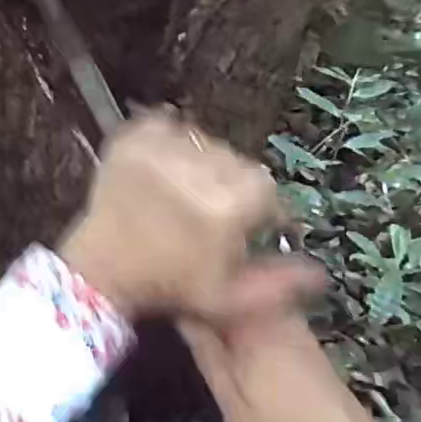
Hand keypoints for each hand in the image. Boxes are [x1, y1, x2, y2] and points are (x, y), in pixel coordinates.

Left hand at [57, 113, 277, 317]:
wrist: (101, 271)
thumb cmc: (167, 286)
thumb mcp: (227, 298)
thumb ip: (278, 285)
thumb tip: (320, 270)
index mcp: (226, 206)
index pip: (262, 184)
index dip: (255, 204)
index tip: (243, 219)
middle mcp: (198, 170)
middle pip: (234, 159)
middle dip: (228, 182)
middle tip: (208, 209)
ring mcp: (161, 150)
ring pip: (202, 140)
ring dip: (199, 161)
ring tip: (183, 188)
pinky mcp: (132, 140)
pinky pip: (163, 123)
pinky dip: (167, 138)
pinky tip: (165, 164)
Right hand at [179, 260, 420, 421]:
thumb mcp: (231, 398)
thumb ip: (205, 349)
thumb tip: (181, 310)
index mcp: (252, 321)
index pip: (210, 286)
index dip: (184, 286)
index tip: (160, 292)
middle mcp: (273, 310)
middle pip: (229, 285)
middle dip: (203, 291)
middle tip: (171, 305)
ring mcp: (290, 320)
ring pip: (244, 299)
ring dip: (221, 304)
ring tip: (192, 318)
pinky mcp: (300, 335)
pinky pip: (259, 312)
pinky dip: (240, 319)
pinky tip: (227, 337)